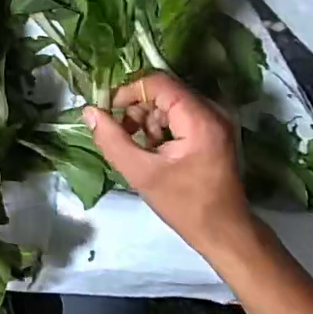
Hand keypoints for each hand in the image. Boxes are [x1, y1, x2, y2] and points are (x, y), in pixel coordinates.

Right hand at [83, 73, 254, 251]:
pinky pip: (178, 114)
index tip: (106, 110)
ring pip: (169, 101)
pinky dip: (159, 126)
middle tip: (120, 133)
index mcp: (199, 119)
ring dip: (146, 118)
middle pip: (163, 90)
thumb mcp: (141, 173)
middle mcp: (212, 111)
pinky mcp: (212, 130)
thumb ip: (112, 139)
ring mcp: (214, 120)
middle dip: (136, 107)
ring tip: (137, 146)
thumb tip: (89, 111)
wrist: (224, 231)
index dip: (127, 91)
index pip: (158, 82)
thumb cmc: (184, 205)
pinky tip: (152, 150)